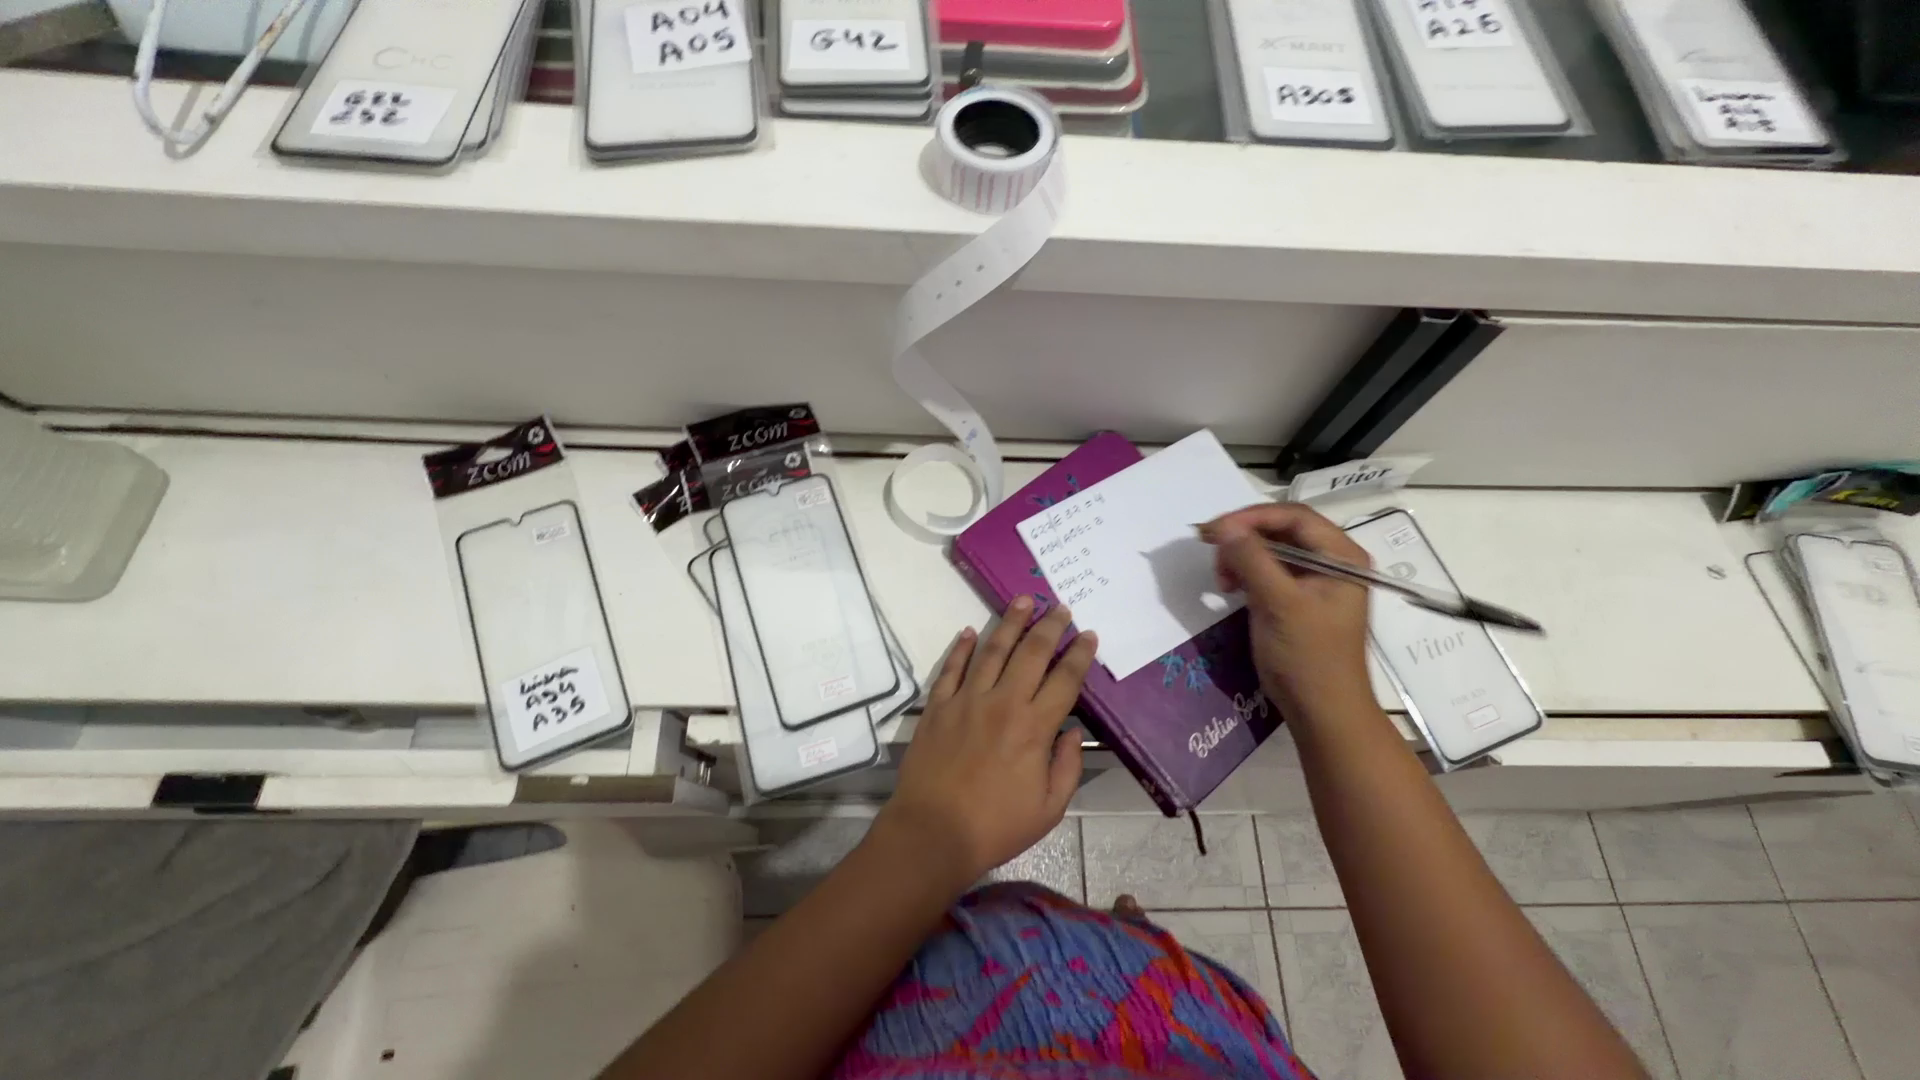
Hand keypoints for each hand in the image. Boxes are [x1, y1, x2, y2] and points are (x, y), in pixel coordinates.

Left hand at [874, 597, 1096, 885]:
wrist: (932, 831)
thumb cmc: (995, 826)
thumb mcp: (1049, 809)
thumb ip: (1067, 767)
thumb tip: (1072, 732)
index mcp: (1034, 727)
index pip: (1065, 680)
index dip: (1079, 655)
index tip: (1088, 635)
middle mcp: (1003, 703)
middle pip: (1031, 653)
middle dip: (1049, 626)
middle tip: (1060, 608)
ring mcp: (966, 700)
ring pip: (992, 650)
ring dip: (1009, 622)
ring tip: (1022, 600)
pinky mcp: (937, 707)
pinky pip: (951, 669)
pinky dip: (961, 648)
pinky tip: (970, 632)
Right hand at [1200, 502, 1372, 714]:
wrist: (1321, 711)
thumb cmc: (1308, 657)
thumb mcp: (1278, 604)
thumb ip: (1252, 560)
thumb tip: (1223, 527)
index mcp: (1342, 556)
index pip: (1294, 516)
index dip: (1252, 517)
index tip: (1215, 530)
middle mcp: (1331, 561)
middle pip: (1281, 530)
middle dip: (1243, 538)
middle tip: (1212, 552)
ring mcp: (1314, 580)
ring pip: (1270, 550)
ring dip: (1241, 557)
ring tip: (1222, 580)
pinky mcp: (1296, 599)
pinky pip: (1267, 571)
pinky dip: (1245, 573)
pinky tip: (1230, 588)